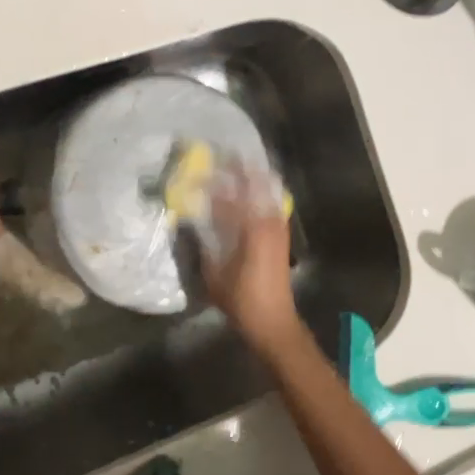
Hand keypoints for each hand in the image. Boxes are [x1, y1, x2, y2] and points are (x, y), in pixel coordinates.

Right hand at [202, 168, 299, 349]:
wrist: (273, 321)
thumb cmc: (241, 299)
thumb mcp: (214, 274)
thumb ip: (203, 244)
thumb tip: (192, 220)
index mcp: (249, 228)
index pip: (231, 192)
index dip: (218, 176)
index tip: (205, 163)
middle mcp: (267, 221)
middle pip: (255, 184)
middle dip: (240, 168)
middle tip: (225, 153)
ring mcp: (277, 227)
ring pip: (267, 191)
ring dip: (254, 177)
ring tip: (239, 164)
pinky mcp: (281, 235)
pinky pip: (273, 203)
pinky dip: (263, 192)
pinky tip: (254, 189)